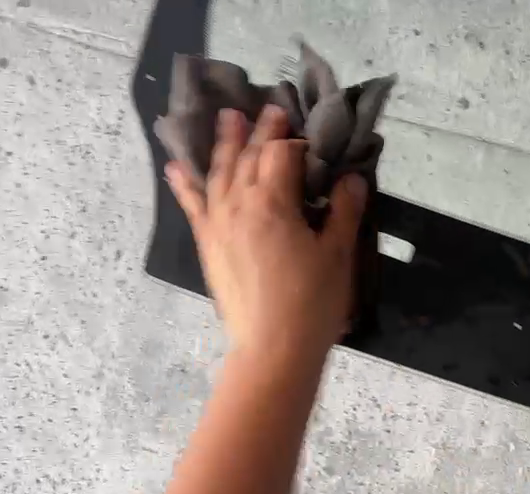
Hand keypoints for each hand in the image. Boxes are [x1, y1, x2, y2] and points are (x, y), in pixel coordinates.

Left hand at [166, 106, 369, 368]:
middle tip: (270, 110)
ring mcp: (218, 223)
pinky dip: (186, 183)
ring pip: (219, 172)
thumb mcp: (338, 257)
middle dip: (261, 131)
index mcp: (274, 202)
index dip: (295, 140)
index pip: (282, 154)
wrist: (273, 348)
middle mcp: (239, 203)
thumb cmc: (312, 304)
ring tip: (228, 119)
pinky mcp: (208, 245)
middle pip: (249, 156)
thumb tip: (351, 178)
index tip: (307, 131)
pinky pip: (193, 205)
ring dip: (225, 143)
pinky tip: (178, 167)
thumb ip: (345, 213)